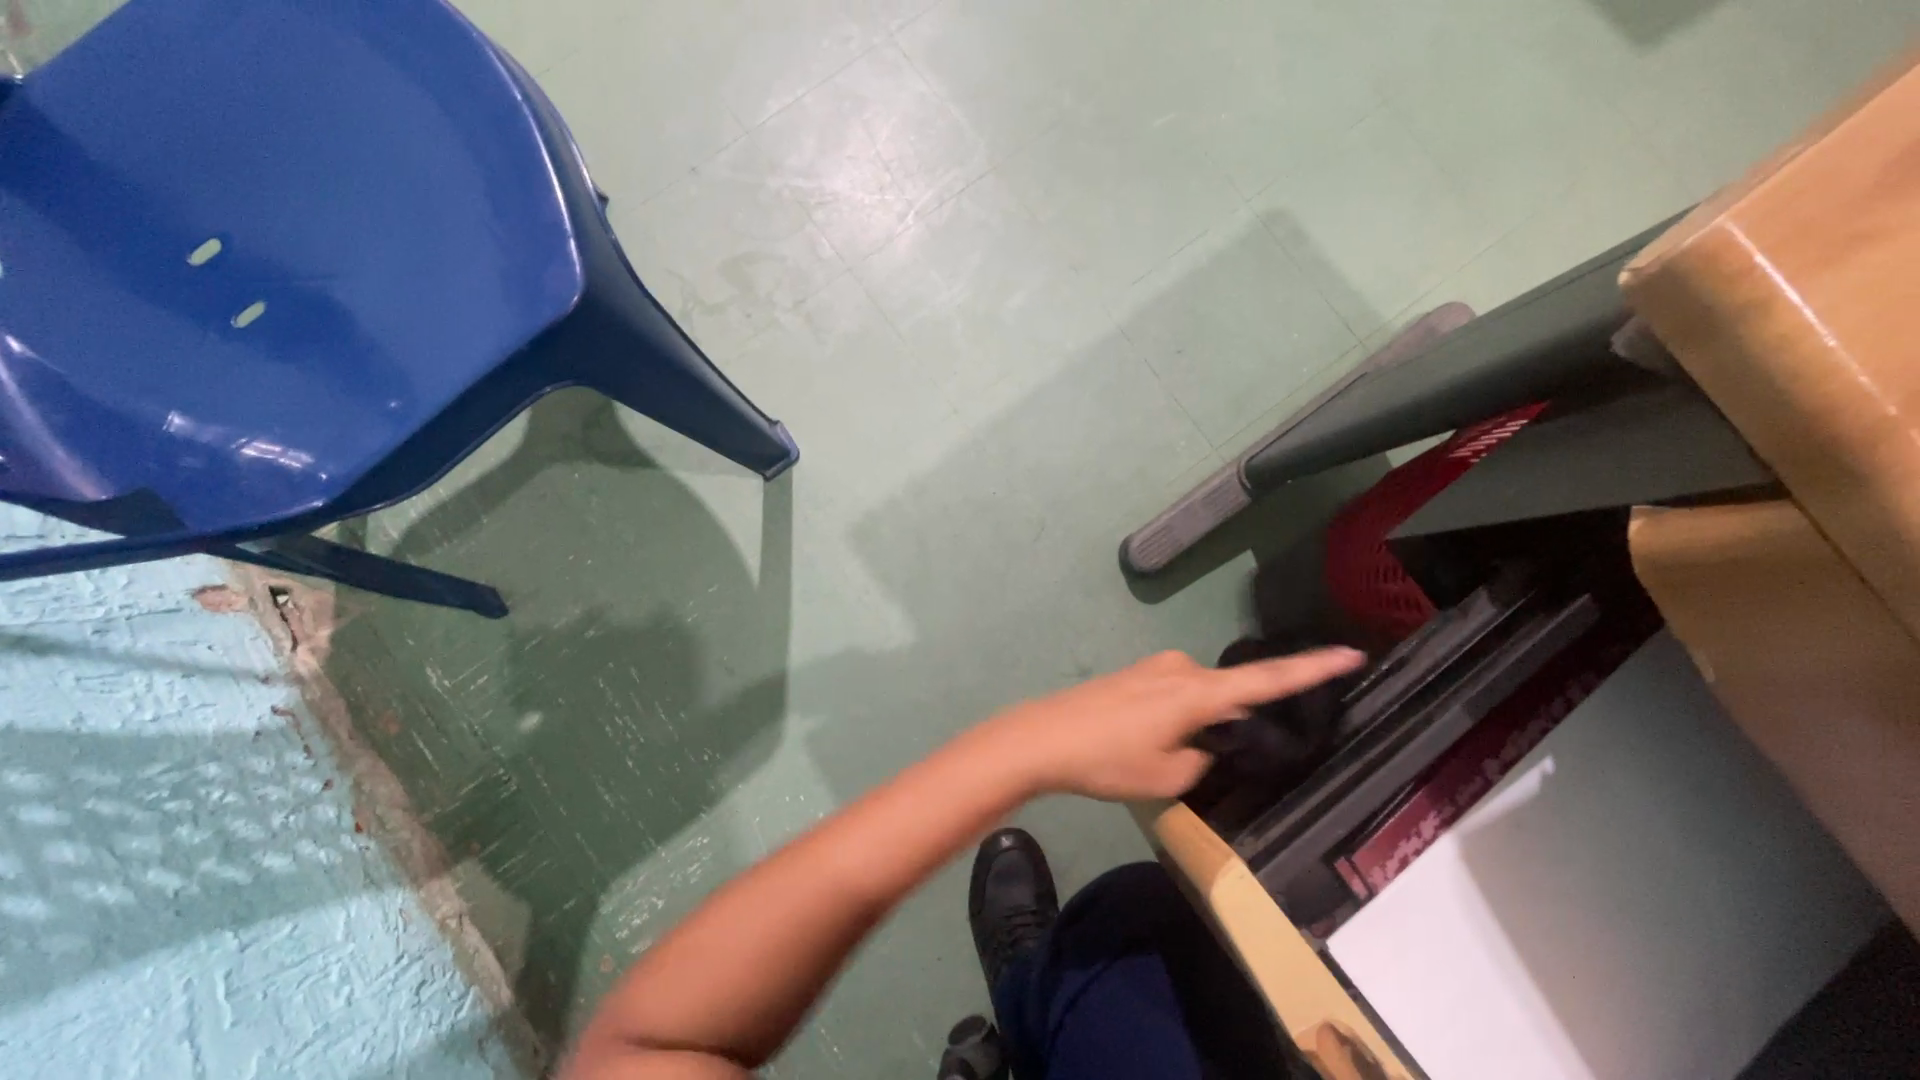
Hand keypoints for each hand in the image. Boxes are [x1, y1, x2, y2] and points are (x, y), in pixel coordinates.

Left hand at [977, 647, 1366, 800]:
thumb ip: (1204, 759)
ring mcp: (1154, 668)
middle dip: (1235, 720)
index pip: (1268, 680)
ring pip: (1200, 696)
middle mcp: (1182, 669)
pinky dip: (1178, 715)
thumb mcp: (1168, 777)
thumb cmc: (1107, 760)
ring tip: (1166, 758)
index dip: (1312, 668)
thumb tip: (1208, 743)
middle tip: (1222, 757)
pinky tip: (1148, 742)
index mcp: (1199, 691)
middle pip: (1230, 692)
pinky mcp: (1134, 675)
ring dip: (1201, 721)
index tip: (1351, 652)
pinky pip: (1174, 693)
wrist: (1042, 738)